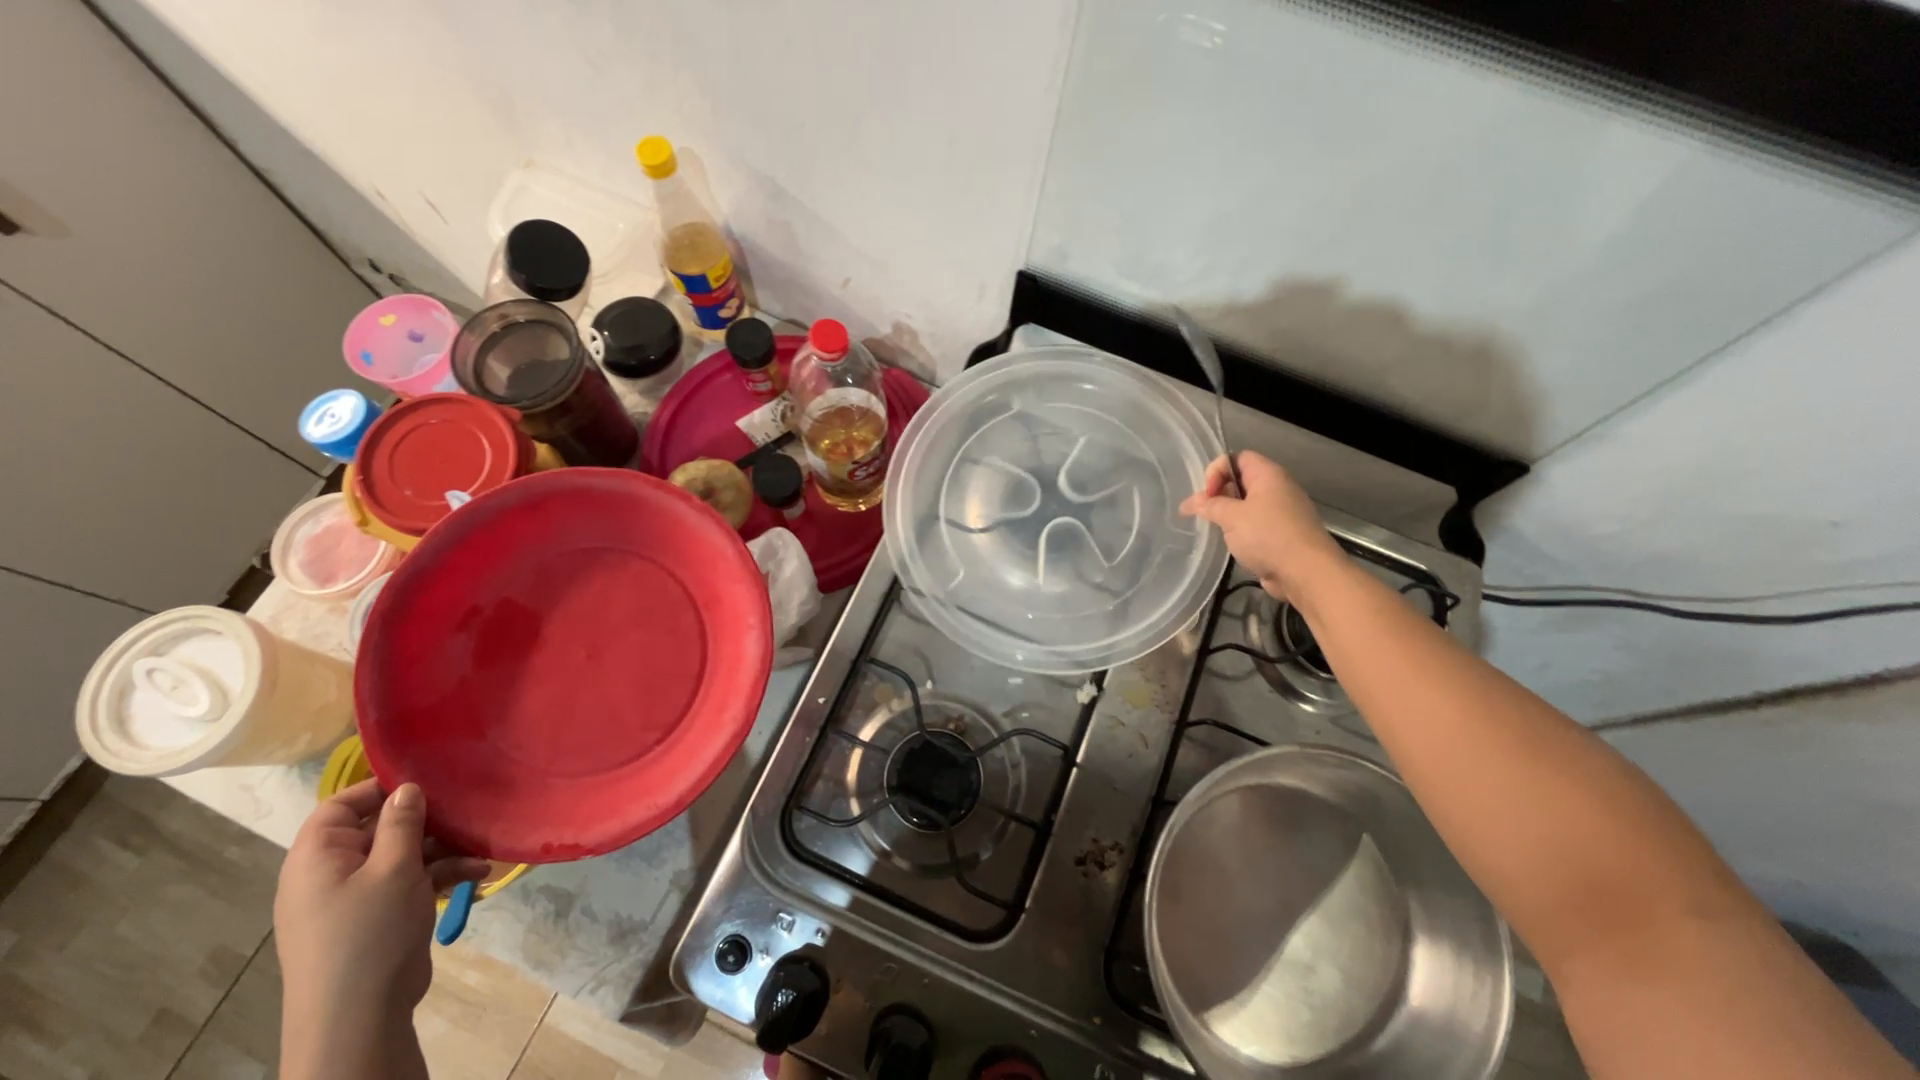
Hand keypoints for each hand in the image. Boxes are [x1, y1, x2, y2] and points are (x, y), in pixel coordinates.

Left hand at [275, 780, 488, 1078]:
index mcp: (317, 856)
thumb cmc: (369, 931)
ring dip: (442, 852)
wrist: (358, 1017)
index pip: (342, 805)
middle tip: (465, 811)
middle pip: (378, 830)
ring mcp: (356, 897)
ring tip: (482, 848)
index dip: (381, 789)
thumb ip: (401, 823)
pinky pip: (408, 884)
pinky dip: (439, 877)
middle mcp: (331, 873)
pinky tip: (477, 875)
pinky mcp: (380, 919)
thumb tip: (406, 787)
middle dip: (426, 822)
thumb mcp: (392, 868)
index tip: (427, 781)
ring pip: (401, 857)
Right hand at [1180, 451, 1346, 602]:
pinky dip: (1240, 531)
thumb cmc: (1267, 535)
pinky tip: (1231, 544)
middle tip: (1203, 513)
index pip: (1237, 458)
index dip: (1217, 470)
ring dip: (1228, 514)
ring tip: (1213, 529)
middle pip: (1241, 481)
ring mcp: (1282, 513)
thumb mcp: (1232, 517)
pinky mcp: (1282, 535)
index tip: (1207, 495)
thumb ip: (1210, 506)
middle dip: (1218, 494)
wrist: (1305, 572)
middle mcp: (1278, 489)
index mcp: (1269, 475)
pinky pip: (1256, 525)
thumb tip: (1193, 502)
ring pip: (1247, 505)